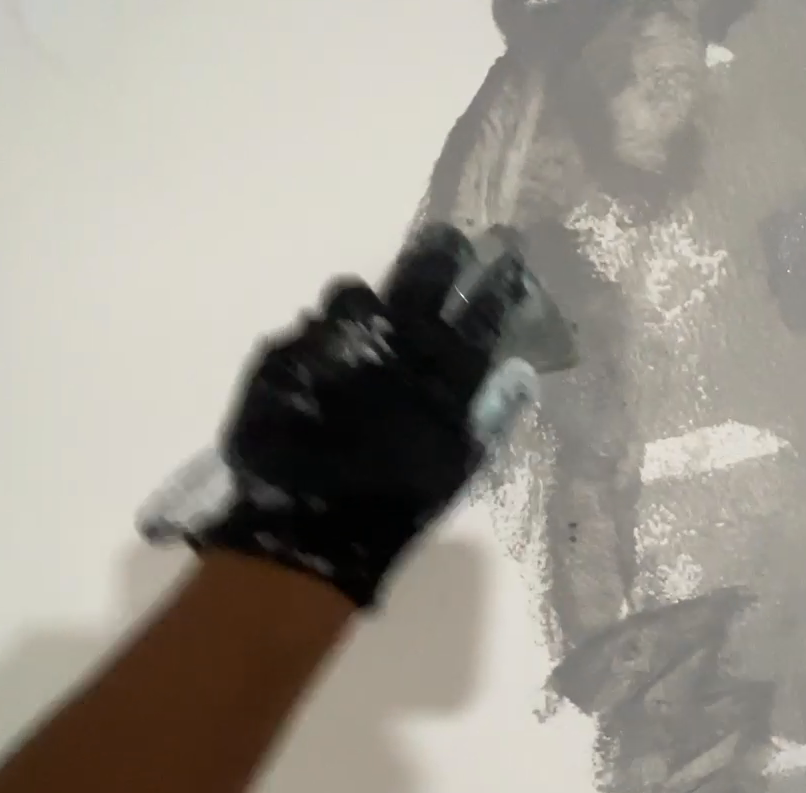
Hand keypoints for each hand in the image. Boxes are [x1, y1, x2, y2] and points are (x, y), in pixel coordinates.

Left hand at [157, 223, 539, 607]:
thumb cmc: (396, 507)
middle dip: (441, 255)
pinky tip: (317, 373)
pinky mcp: (284, 355)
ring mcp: (332, 342)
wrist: (308, 532)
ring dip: (366, 306)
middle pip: (422, 275)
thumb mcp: (457, 469)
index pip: (482, 311)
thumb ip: (492, 414)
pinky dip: (319, 345)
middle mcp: (391, 344)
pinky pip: (307, 331)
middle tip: (447, 246)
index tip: (507, 259)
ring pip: (354, 293)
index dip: (498, 283)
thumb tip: (521, 370)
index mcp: (440, 375)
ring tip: (363, 330)